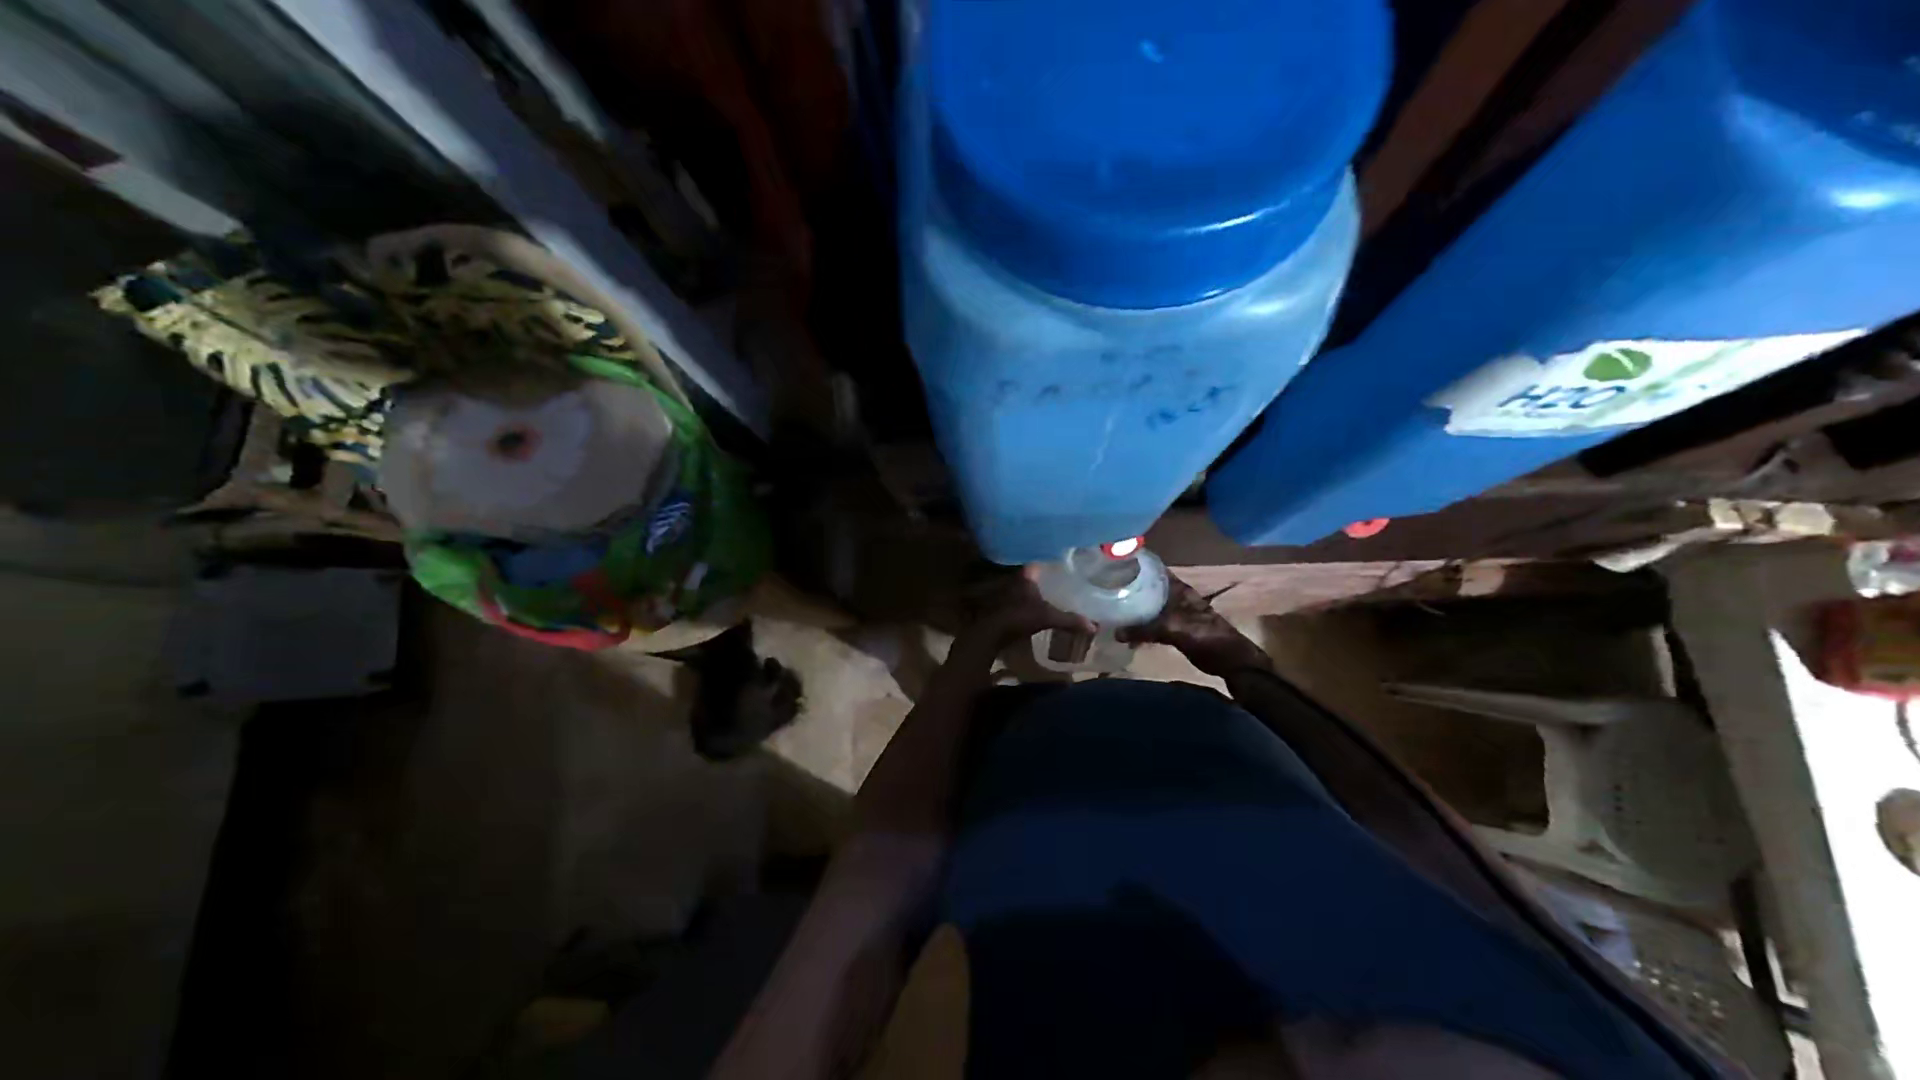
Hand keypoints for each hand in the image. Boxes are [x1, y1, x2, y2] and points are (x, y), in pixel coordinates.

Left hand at [948, 570, 1090, 664]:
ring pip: (1023, 583)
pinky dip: (1026, 598)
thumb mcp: (1048, 618)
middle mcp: (1015, 577)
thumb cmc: (1018, 618)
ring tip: (1050, 587)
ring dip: (1033, 586)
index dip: (1049, 557)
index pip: (1039, 560)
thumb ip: (1069, 620)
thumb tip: (1092, 625)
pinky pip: (1018, 595)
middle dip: (1043, 572)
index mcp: (1026, 574)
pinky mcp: (1000, 602)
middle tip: (1060, 573)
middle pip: (1031, 571)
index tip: (1062, 558)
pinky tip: (1035, 604)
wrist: (990, 634)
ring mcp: (1006, 589)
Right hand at [1118, 577, 1271, 677]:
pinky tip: (1126, 631)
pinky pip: (1152, 624)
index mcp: (1179, 589)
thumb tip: (1116, 633)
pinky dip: (1140, 626)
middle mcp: (1176, 597)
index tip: (1112, 564)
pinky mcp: (1175, 630)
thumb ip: (1145, 630)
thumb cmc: (1207, 637)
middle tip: (1104, 588)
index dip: (1136, 565)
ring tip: (1110, 608)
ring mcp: (1176, 613)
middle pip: (1149, 588)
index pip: (1154, 569)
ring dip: (1134, 608)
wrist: (1231, 661)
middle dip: (1130, 588)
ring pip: (1150, 606)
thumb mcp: (1174, 630)